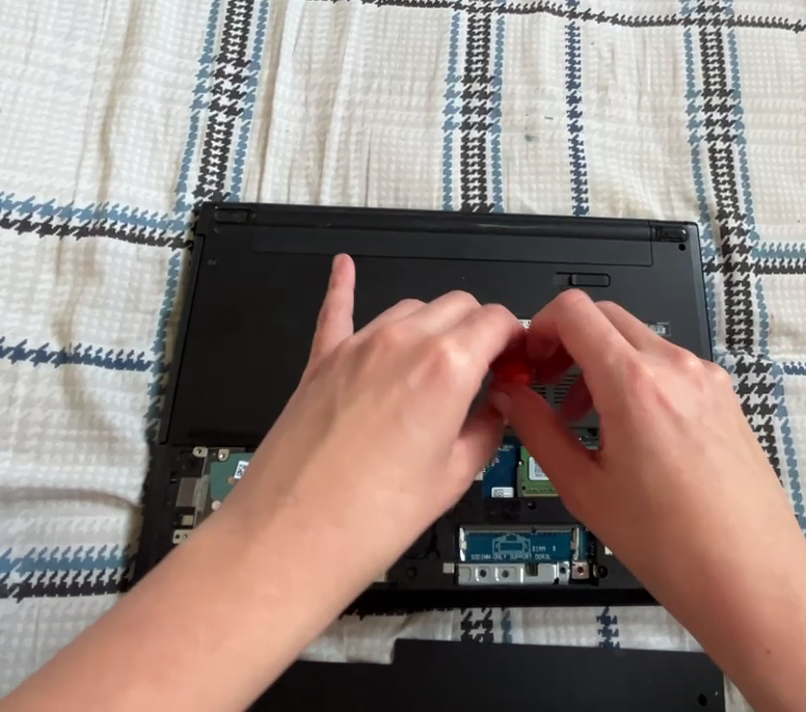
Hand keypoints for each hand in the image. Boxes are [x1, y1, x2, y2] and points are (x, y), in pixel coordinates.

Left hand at [0, 256, 524, 711]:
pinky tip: (343, 265)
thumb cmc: (369, 520)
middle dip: (480, 327)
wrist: (289, 540)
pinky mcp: (322, 359)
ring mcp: (359, 344)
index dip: (514, 337)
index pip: (497, 319)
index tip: (516, 358)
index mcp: (447, 367)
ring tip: (437, 360)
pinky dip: (343, 285)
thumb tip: (495, 409)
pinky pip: (336, 308)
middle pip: (459, 304)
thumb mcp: (455, 478)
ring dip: (434, 323)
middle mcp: (404, 341)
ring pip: (412, 307)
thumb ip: (486, 428)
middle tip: (485, 365)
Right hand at [492, 291, 805, 711]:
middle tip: (545, 381)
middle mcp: (674, 366)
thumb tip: (510, 398)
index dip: (538, 326)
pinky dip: (635, 374)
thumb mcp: (585, 488)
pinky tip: (626, 426)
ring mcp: (704, 377)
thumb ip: (538, 431)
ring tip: (581, 414)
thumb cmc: (676, 546)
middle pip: (603, 315)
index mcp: (634, 383)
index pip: (573, 310)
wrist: (753, 578)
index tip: (528, 360)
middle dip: (565, 340)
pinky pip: (667, 362)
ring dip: (599, 358)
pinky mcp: (723, 394)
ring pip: (636, 337)